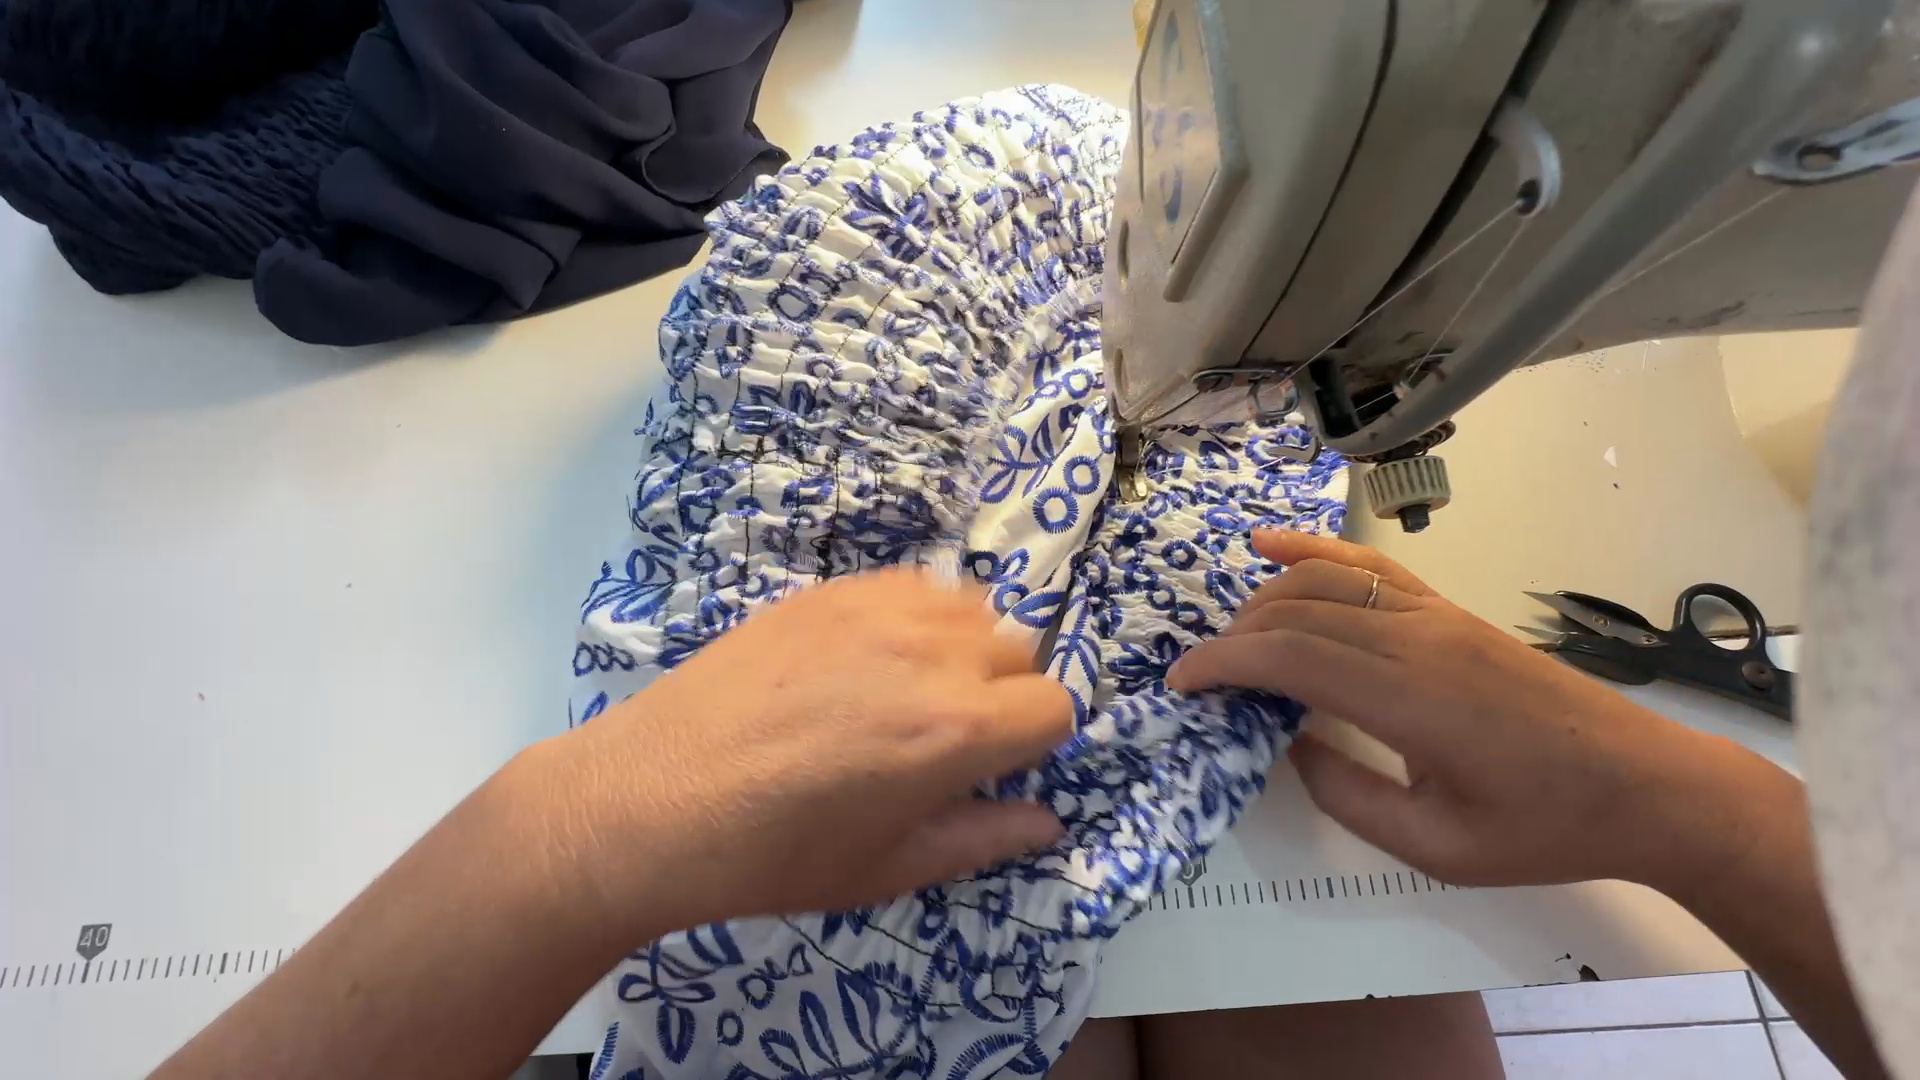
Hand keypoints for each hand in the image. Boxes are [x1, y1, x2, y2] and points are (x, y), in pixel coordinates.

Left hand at [549, 570, 1071, 931]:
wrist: (653, 800)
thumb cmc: (773, 853)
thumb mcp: (887, 869)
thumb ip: (983, 838)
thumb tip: (1047, 820)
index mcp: (956, 732)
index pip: (1055, 706)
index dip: (1034, 742)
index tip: (994, 764)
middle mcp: (931, 654)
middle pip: (1021, 648)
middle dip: (1004, 693)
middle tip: (948, 731)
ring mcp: (879, 610)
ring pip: (975, 606)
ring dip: (966, 646)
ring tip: (913, 686)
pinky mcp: (834, 590)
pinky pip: (916, 583)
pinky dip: (920, 613)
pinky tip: (876, 651)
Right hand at [1167, 530, 1790, 891]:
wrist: (1649, 787)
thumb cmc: (1542, 827)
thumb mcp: (1437, 846)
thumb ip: (1345, 795)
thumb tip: (1287, 741)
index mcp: (1412, 697)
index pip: (1289, 656)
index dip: (1223, 663)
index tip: (1182, 684)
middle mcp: (1415, 637)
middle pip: (1294, 612)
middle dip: (1232, 639)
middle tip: (1203, 675)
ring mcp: (1432, 613)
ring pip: (1320, 579)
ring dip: (1262, 601)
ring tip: (1233, 636)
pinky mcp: (1444, 607)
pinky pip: (1366, 562)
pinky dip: (1309, 547)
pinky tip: (1267, 541)